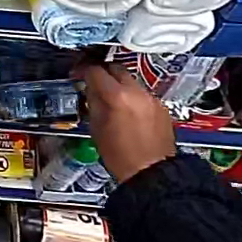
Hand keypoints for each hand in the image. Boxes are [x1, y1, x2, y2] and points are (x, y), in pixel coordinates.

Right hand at [75, 61, 175, 182]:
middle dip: (103, 73)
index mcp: (117, 97)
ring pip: (131, 80)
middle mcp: (137, 93)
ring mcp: (151, 98)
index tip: (81, 73)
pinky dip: (133, 97)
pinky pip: (143, 93)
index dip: (84, 70)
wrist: (151, 173)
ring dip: (119, 85)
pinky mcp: (161, 106)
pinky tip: (128, 111)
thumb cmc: (122, 157)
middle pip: (116, 68)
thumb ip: (93, 102)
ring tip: (112, 100)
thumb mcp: (97, 128)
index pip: (96, 71)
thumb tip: (90, 88)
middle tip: (95, 81)